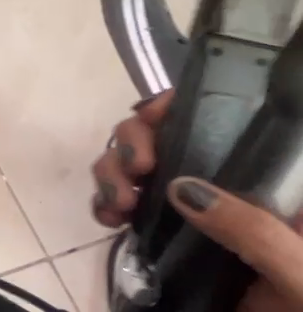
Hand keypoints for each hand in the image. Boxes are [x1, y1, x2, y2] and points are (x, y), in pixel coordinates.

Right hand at [94, 91, 302, 309]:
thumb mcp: (302, 279)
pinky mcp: (171, 235)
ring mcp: (197, 213)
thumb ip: (258, 235)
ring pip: (136, 167)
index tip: (147, 115)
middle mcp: (230, 192)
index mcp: (274, 194)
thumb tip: (180, 187)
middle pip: (166, 140)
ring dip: (112, 174)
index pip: (225, 129)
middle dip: (132, 145)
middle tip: (130, 170)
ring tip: (114, 204)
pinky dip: (106, 201)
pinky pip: (125, 201)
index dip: (179, 109)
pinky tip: (107, 217)